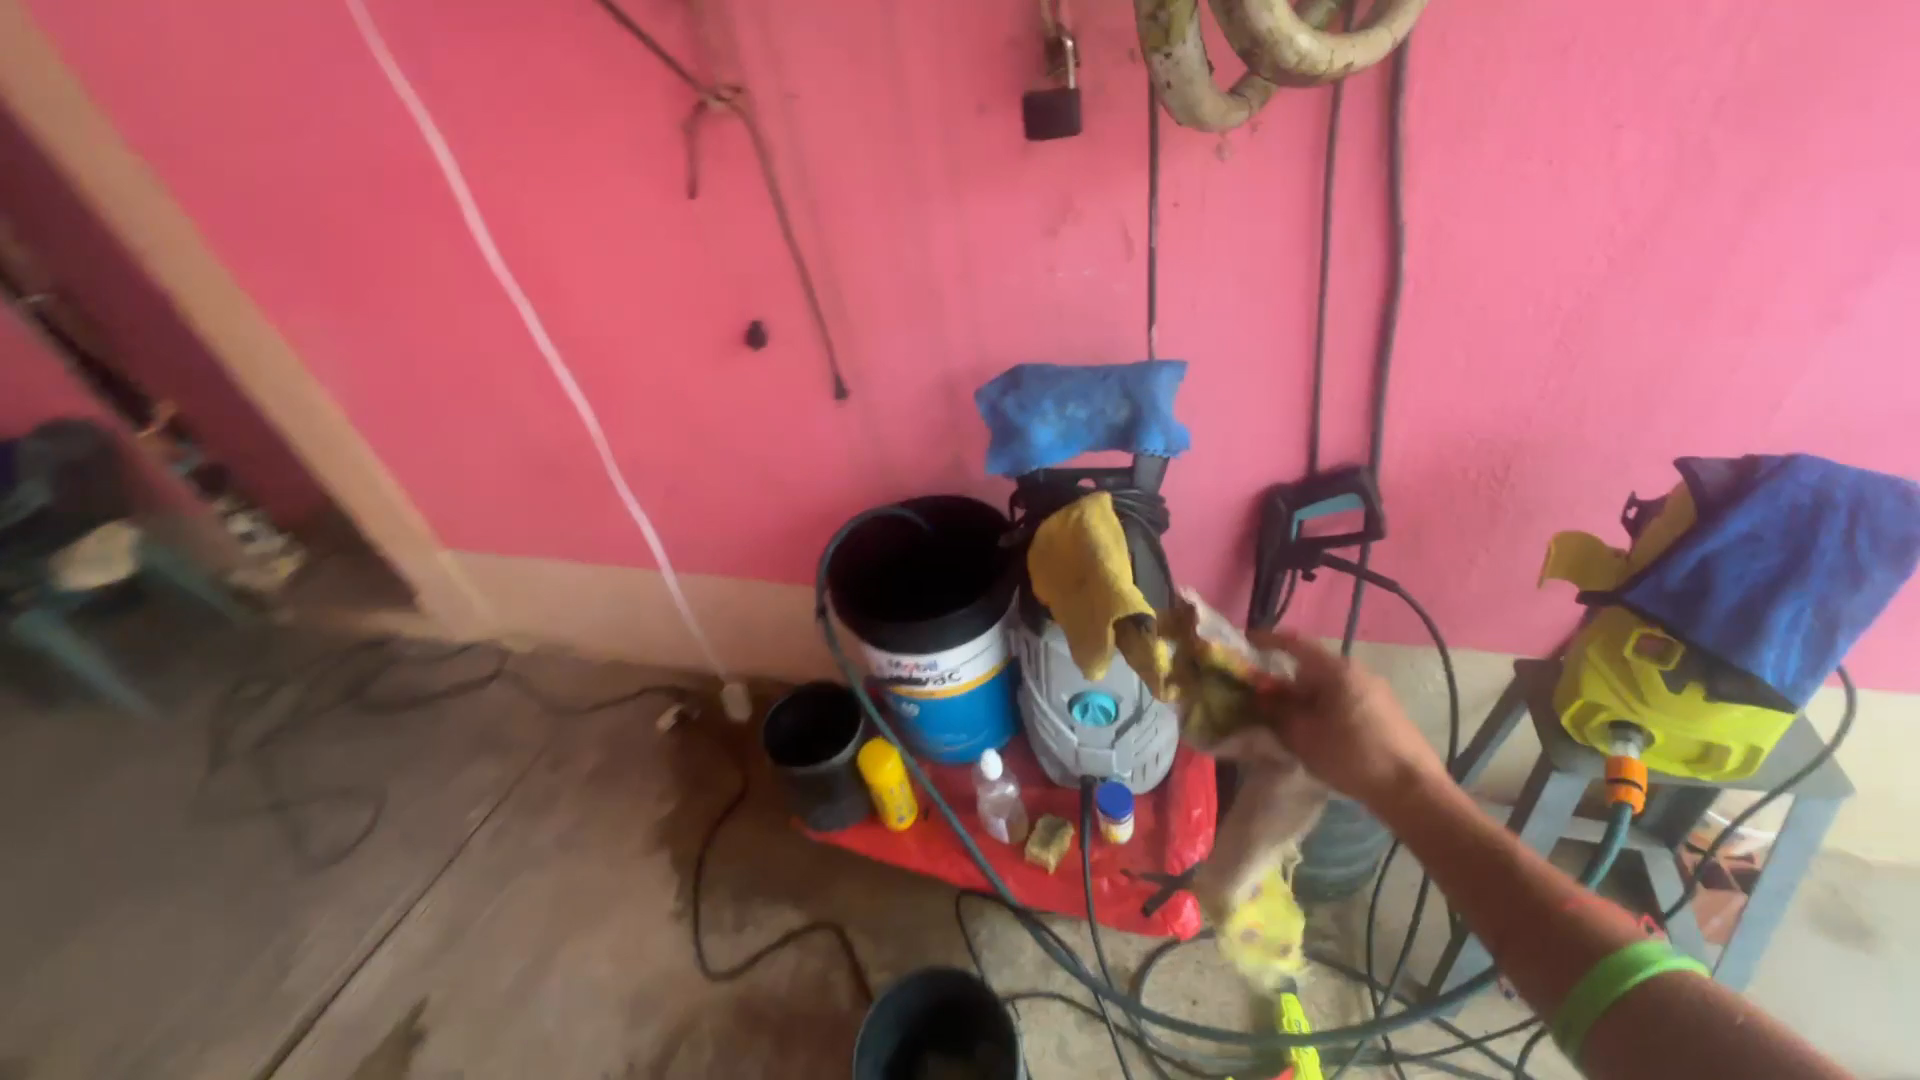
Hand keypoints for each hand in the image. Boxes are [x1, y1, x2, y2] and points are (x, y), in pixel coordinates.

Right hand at [1246, 627, 1448, 807]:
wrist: (1411, 789)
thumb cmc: (1351, 755)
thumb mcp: (1302, 735)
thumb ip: (1275, 711)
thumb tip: (1259, 696)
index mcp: (1335, 670)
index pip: (1294, 643)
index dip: (1267, 639)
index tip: (1245, 640)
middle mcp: (1357, 672)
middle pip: (1310, 667)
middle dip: (1285, 682)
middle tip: (1263, 700)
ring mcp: (1375, 691)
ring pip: (1327, 686)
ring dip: (1305, 699)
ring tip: (1289, 722)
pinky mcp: (1384, 711)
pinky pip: (1343, 700)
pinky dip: (1323, 709)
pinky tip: (1318, 734)